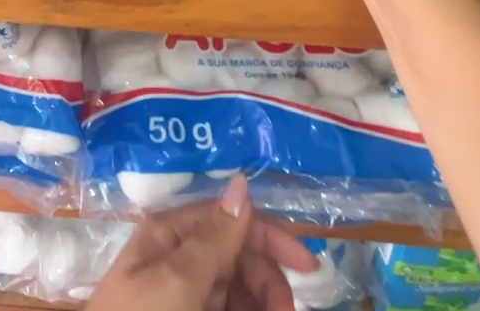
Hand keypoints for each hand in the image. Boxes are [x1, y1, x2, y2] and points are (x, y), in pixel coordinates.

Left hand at [87, 175, 317, 310]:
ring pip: (240, 289)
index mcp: (170, 236)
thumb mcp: (177, 281)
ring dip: (262, 301)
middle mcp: (179, 258)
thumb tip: (243, 182)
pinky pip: (230, 307)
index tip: (310, 268)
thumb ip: (215, 237)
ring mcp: (185, 294)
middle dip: (269, 283)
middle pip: (240, 257)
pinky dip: (248, 310)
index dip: (271, 237)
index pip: (229, 219)